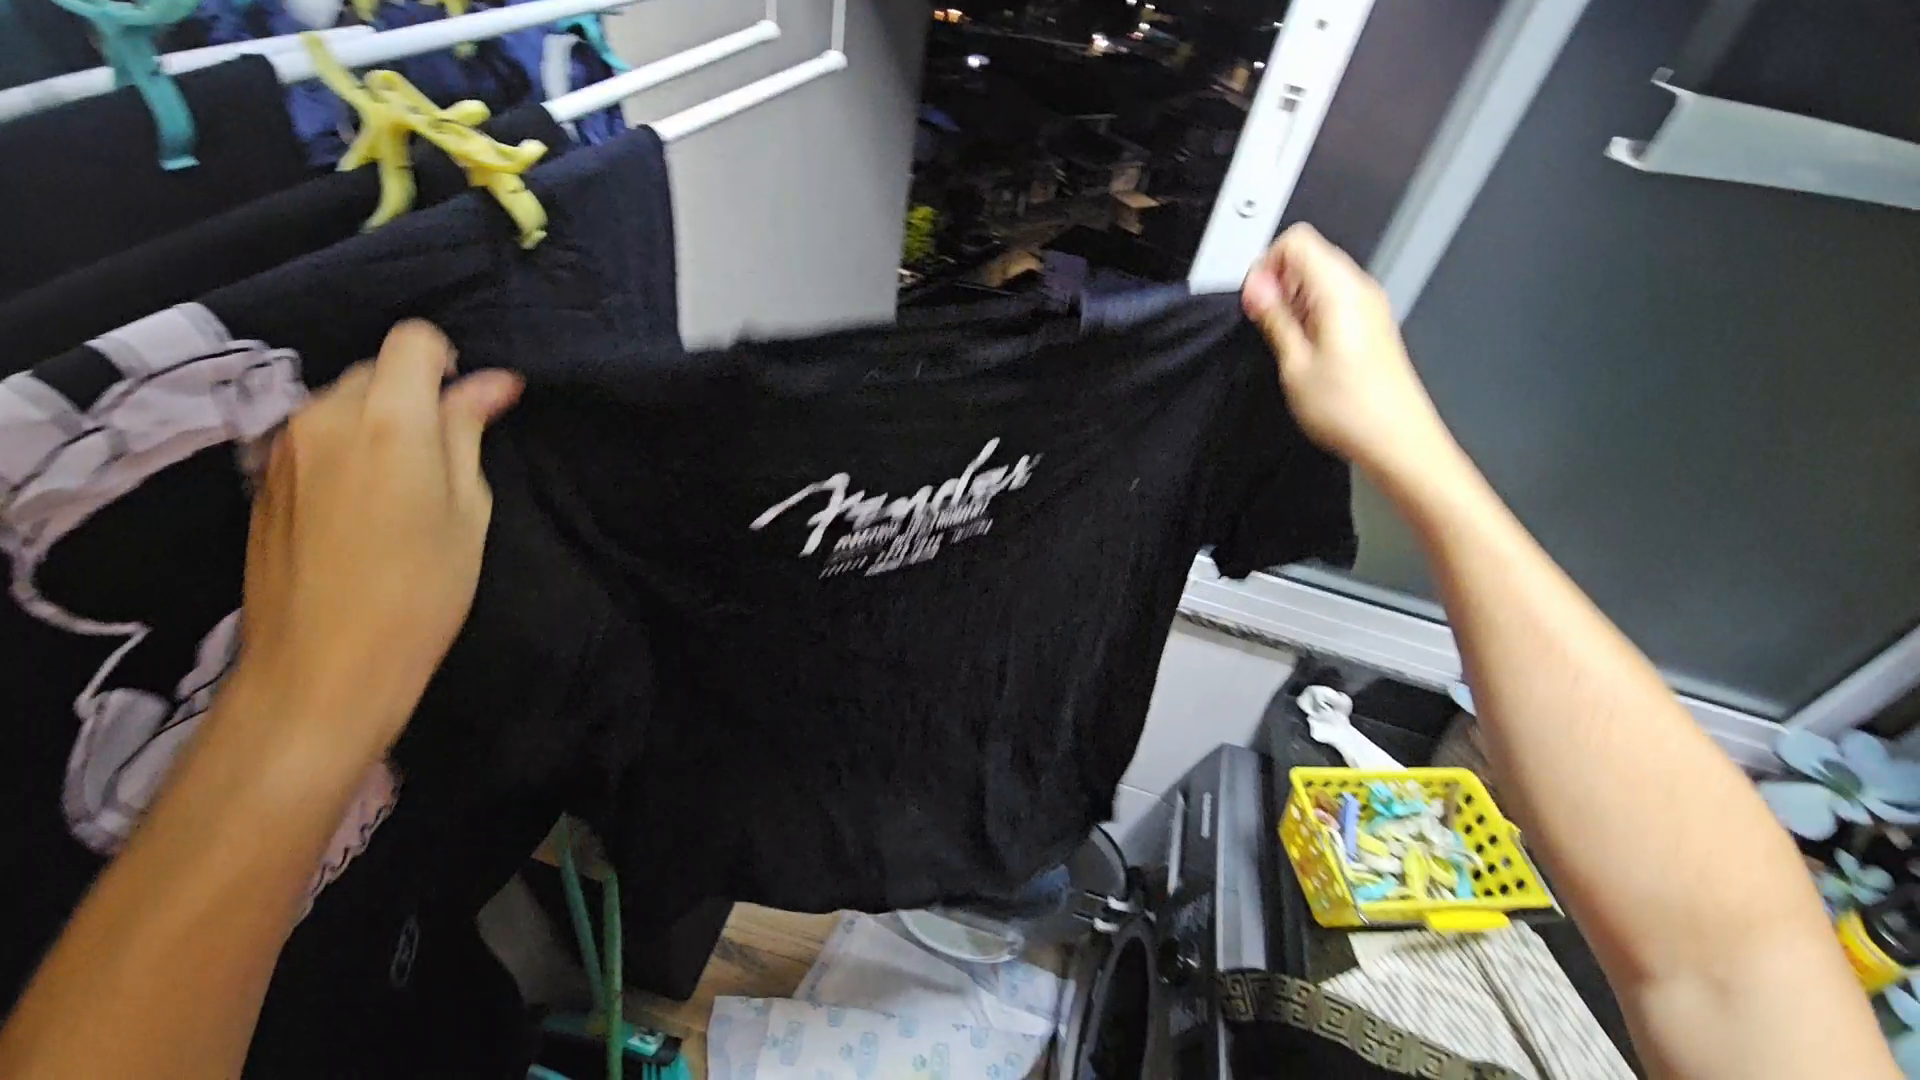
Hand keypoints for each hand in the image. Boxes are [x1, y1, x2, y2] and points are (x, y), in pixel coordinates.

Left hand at [230, 320, 522, 762]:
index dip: (451, 363)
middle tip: (452, 461)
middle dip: (419, 398)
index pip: (414, 341)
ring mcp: (283, 447)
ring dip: (384, 427)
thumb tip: (490, 384)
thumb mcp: (467, 511)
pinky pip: (319, 439)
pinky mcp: (263, 479)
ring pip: (346, 405)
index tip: (474, 407)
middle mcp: (322, 416)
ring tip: (410, 493)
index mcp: (386, 419)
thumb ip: (468, 434)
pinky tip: (369, 511)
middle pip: (378, 371)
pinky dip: (351, 452)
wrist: (323, 667)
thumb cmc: (420, 592)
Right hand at [1242, 224, 1455, 481]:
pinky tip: (1302, 351)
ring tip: (1283, 342)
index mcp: (1340, 291)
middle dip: (1277, 284)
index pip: (1296, 241)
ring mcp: (1368, 307)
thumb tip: (1256, 288)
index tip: (1254, 301)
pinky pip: (1333, 302)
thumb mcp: (1294, 363)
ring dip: (1292, 303)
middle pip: (1308, 256)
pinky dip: (1310, 316)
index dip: (1266, 266)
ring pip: (1319, 280)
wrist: (1395, 438)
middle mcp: (1360, 291)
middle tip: (1263, 323)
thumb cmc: (1352, 408)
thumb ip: (1274, 318)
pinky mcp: (1370, 325)